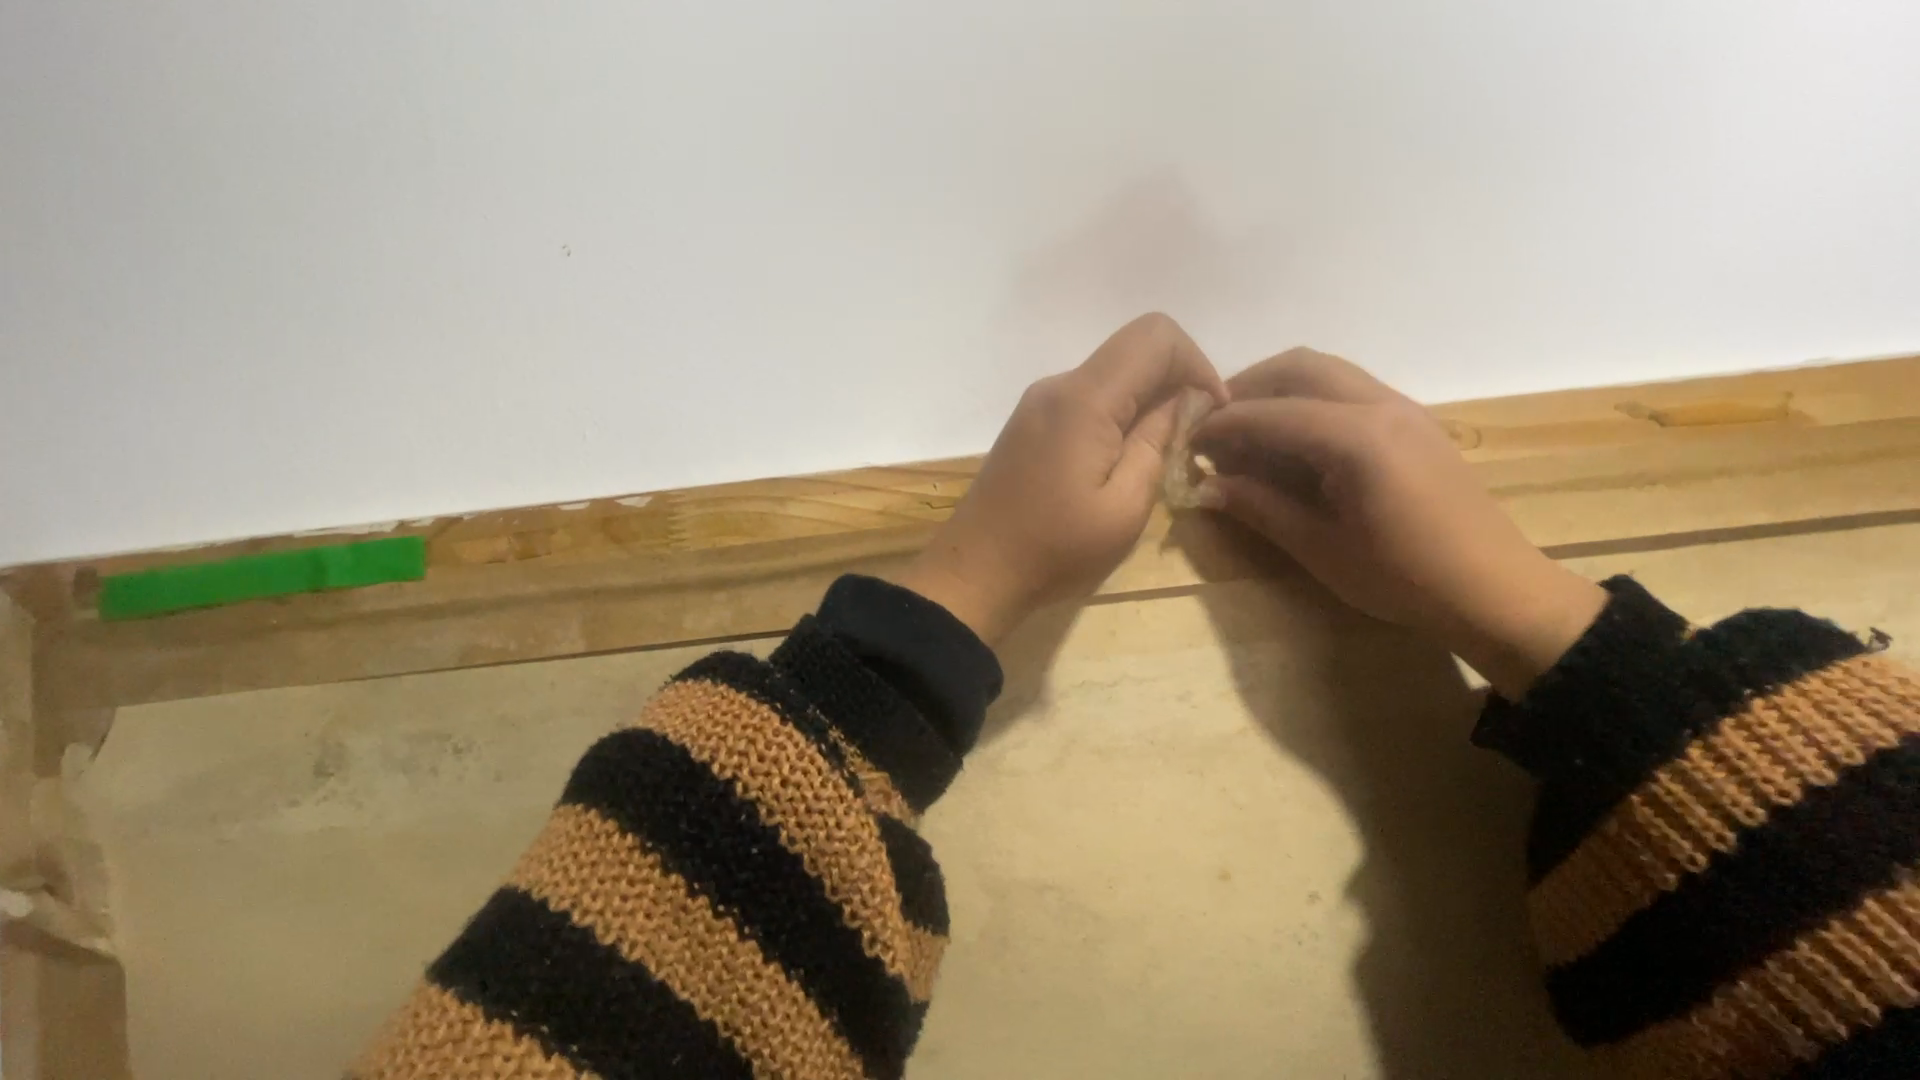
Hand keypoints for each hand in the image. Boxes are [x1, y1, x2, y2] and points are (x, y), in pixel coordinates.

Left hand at [897, 314, 1228, 643]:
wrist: (977, 572)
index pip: (1155, 335)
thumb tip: (1184, 399)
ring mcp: (1038, 403)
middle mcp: (1058, 386)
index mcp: (1083, 399)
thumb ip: (1158, 442)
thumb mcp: (1124, 507)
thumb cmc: (1055, 549)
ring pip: (1111, 376)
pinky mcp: (1030, 423)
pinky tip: (1121, 462)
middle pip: (1133, 351)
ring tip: (1160, 457)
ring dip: (1146, 403)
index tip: (1211, 413)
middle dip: (1175, 383)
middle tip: (1191, 440)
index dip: (1196, 364)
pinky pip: (1087, 399)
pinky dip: (1118, 415)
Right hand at [1193, 348, 1606, 698]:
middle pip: (1300, 367)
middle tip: (1214, 425)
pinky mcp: (1413, 422)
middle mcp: (1381, 406)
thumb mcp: (1320, 548)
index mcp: (1357, 438)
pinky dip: (1309, 401)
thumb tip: (1205, 486)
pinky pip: (1349, 390)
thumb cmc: (1403, 578)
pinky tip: (1292, 443)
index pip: (1270, 413)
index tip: (1186, 443)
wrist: (1495, 591)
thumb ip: (1260, 507)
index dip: (1222, 425)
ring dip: (1279, 390)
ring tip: (1247, 433)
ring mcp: (1403, 409)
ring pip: (1327, 372)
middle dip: (1248, 388)